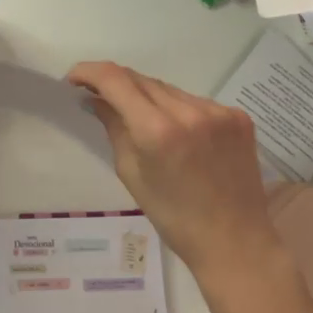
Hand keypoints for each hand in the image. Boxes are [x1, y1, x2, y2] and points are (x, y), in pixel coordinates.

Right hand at [67, 62, 278, 274]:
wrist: (235, 240)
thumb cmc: (173, 216)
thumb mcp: (130, 172)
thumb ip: (113, 127)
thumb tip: (96, 99)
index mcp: (156, 130)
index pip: (115, 79)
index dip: (89, 71)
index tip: (74, 78)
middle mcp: (188, 112)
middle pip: (141, 79)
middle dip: (116, 84)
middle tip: (100, 96)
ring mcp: (217, 112)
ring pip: (168, 89)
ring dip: (148, 97)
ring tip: (142, 120)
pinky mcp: (238, 117)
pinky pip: (194, 101)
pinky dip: (177, 109)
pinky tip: (179, 133)